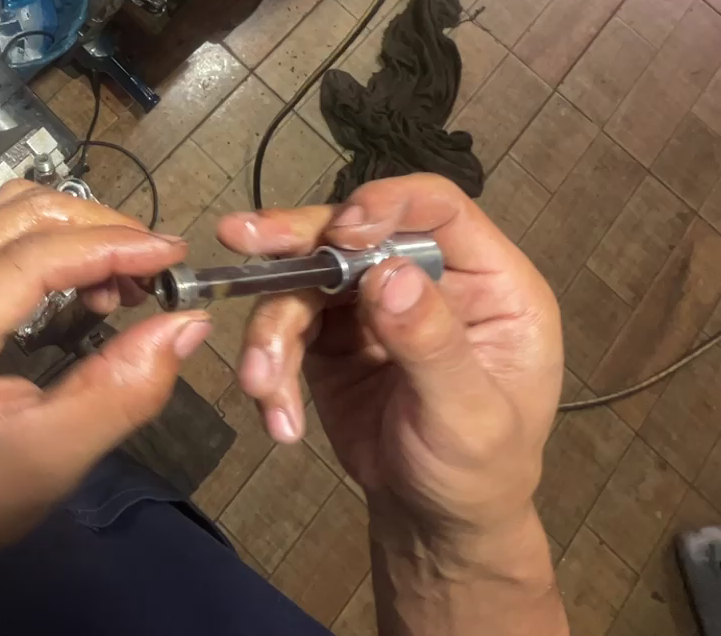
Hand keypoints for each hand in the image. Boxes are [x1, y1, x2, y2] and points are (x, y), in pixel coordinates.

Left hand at [0, 180, 210, 565]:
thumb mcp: (54, 459)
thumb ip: (123, 390)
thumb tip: (188, 323)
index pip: (29, 259)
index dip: (108, 246)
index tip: (171, 254)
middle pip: (17, 216)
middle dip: (98, 228)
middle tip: (152, 272)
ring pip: (6, 208)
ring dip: (74, 227)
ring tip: (119, 278)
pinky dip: (49, 236)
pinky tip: (80, 276)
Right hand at [216, 173, 564, 628]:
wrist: (429, 518)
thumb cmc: (478, 471)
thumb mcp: (469, 418)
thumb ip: (431, 344)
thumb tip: (387, 273)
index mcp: (483, 281)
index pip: (434, 208)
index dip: (384, 203)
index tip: (340, 233)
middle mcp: (419, 276)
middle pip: (347, 229)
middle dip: (290, 238)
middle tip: (236, 236)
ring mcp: (365, 300)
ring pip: (301, 277)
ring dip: (270, 328)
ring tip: (261, 383)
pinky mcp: (323, 328)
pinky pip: (282, 323)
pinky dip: (270, 364)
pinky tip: (276, 411)